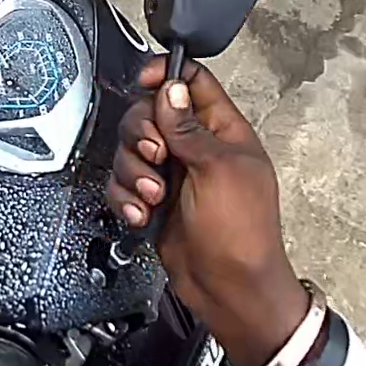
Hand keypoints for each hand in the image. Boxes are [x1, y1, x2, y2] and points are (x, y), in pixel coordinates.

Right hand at [107, 57, 309, 365]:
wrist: (229, 291)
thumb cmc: (241, 233)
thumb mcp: (218, 170)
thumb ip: (188, 127)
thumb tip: (171, 88)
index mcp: (222, 130)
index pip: (192, 81)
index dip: (166, 74)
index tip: (144, 81)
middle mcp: (194, 146)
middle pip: (150, 112)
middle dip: (143, 133)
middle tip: (156, 156)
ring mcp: (172, 172)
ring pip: (131, 148)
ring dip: (134, 172)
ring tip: (154, 196)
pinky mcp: (152, 198)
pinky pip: (124, 182)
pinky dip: (127, 197)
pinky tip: (143, 213)